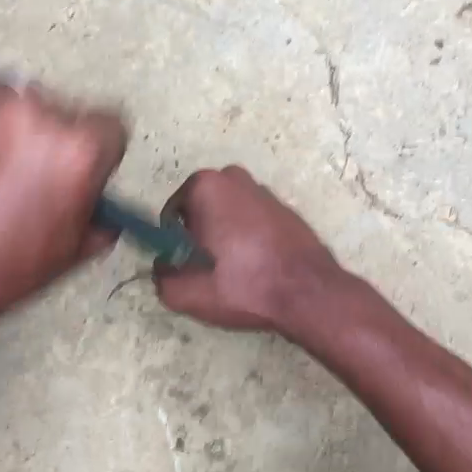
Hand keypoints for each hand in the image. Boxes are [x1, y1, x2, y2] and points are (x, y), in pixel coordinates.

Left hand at [0, 38, 127, 334]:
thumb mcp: (72, 250)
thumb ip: (100, 209)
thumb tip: (102, 195)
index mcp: (77, 149)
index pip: (104, 123)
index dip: (88, 150)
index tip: (62, 169)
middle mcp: (29, 111)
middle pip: (50, 103)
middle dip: (37, 133)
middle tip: (7, 170)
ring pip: (0, 86)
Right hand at [155, 166, 347, 334]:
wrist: (308, 292)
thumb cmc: (244, 285)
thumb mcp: (189, 293)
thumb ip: (162, 278)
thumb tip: (164, 267)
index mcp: (206, 185)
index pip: (171, 216)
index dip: (175, 245)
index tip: (190, 267)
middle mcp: (233, 177)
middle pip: (200, 212)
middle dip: (200, 237)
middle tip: (211, 271)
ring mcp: (262, 190)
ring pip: (227, 216)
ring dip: (225, 238)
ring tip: (237, 273)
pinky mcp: (284, 208)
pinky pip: (251, 222)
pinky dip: (249, 239)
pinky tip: (258, 267)